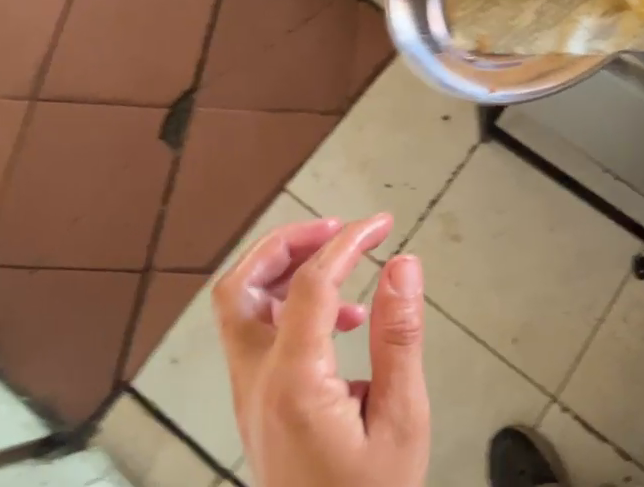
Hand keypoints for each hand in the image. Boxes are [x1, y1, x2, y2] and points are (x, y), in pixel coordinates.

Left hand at [214, 214, 429, 486]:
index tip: (381, 225)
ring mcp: (250, 395)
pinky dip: (289, 304)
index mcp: (294, 383)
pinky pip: (256, 333)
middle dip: (284, 243)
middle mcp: (257, 383)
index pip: (311, 285)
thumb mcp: (402, 418)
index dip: (348, 242)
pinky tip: (340, 318)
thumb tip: (403, 265)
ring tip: (339, 262)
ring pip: (240, 308)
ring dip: (282, 270)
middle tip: (334, 228)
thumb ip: (399, 337)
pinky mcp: (257, 404)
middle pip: (240, 287)